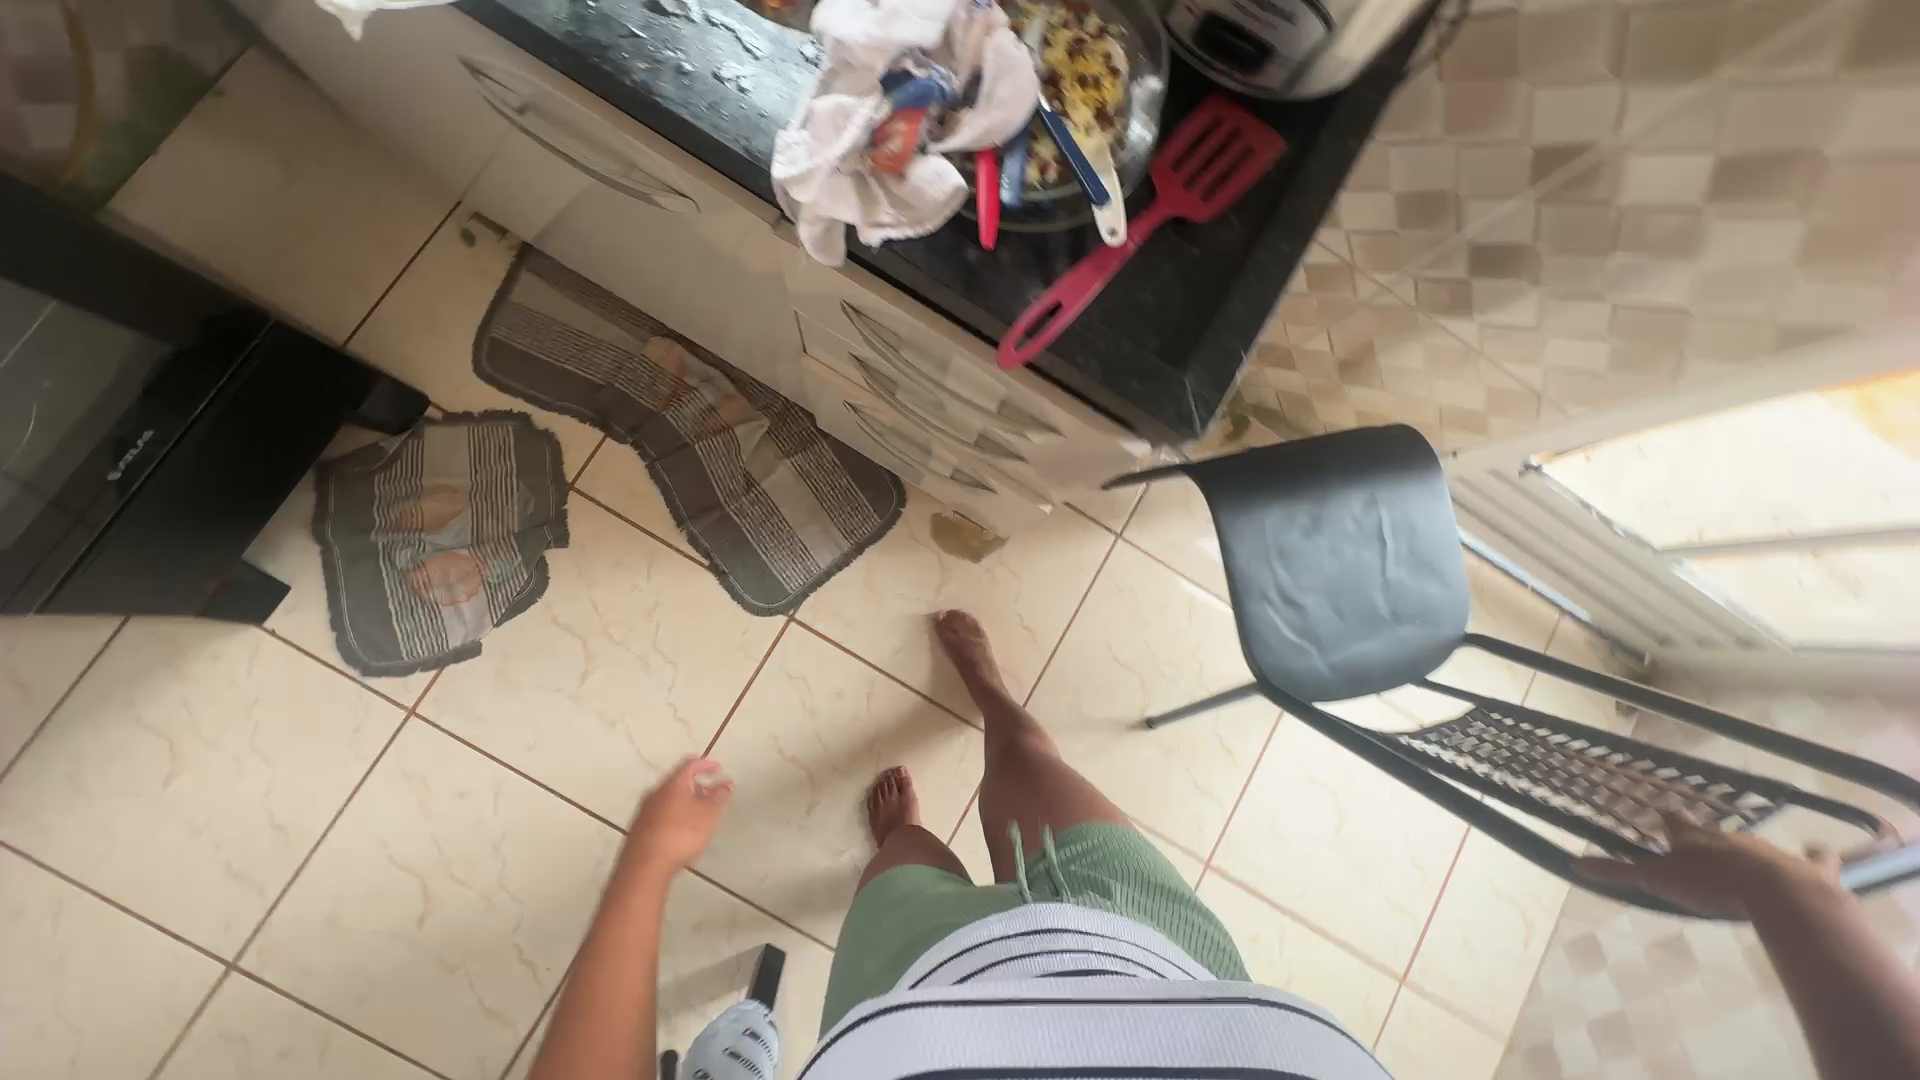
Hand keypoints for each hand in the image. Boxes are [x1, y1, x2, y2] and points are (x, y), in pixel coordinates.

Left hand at [624, 758, 733, 878]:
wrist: (644, 867)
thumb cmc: (681, 834)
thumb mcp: (709, 814)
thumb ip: (720, 796)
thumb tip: (726, 783)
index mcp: (673, 783)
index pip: (690, 764)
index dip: (707, 764)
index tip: (719, 770)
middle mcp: (656, 792)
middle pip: (678, 781)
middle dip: (697, 786)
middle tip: (712, 796)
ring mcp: (644, 811)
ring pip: (669, 798)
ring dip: (686, 802)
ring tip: (700, 816)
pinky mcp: (639, 829)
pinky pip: (661, 813)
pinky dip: (675, 815)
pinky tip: (683, 832)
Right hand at [1574, 812, 1842, 919]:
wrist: (1781, 895)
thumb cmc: (1712, 885)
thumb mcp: (1657, 881)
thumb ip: (1617, 873)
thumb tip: (1572, 864)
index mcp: (1691, 836)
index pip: (1671, 819)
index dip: (1665, 820)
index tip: (1660, 820)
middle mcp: (1727, 836)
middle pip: (1713, 832)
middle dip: (1707, 839)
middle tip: (1703, 853)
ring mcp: (1769, 849)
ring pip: (1755, 844)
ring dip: (1749, 851)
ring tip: (1747, 867)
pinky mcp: (1808, 866)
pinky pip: (1816, 857)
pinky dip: (1817, 855)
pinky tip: (1817, 853)